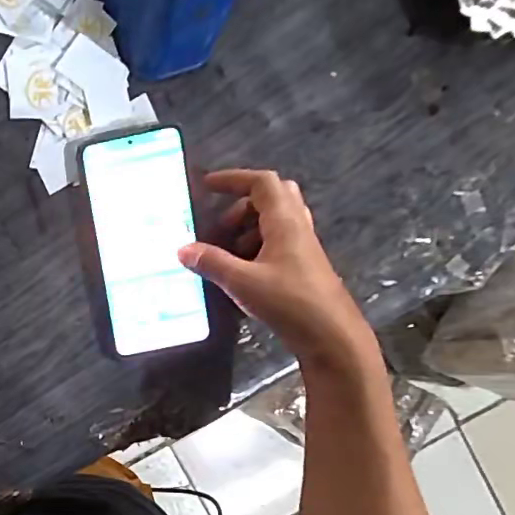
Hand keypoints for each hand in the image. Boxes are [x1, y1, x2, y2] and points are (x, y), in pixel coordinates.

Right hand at [179, 169, 377, 370]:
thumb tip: (183, 249)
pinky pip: (277, 245)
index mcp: (285, 221)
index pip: (261, 183)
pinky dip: (256, 250)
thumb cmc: (290, 302)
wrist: (331, 336)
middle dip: (240, 208)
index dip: (233, 179)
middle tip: (219, 229)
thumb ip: (212, 263)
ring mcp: (303, 248)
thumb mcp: (243, 283)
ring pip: (273, 224)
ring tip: (225, 256)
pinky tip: (240, 276)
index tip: (207, 186)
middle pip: (270, 199)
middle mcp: (297, 228)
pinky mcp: (303, 268)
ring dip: (247, 231)